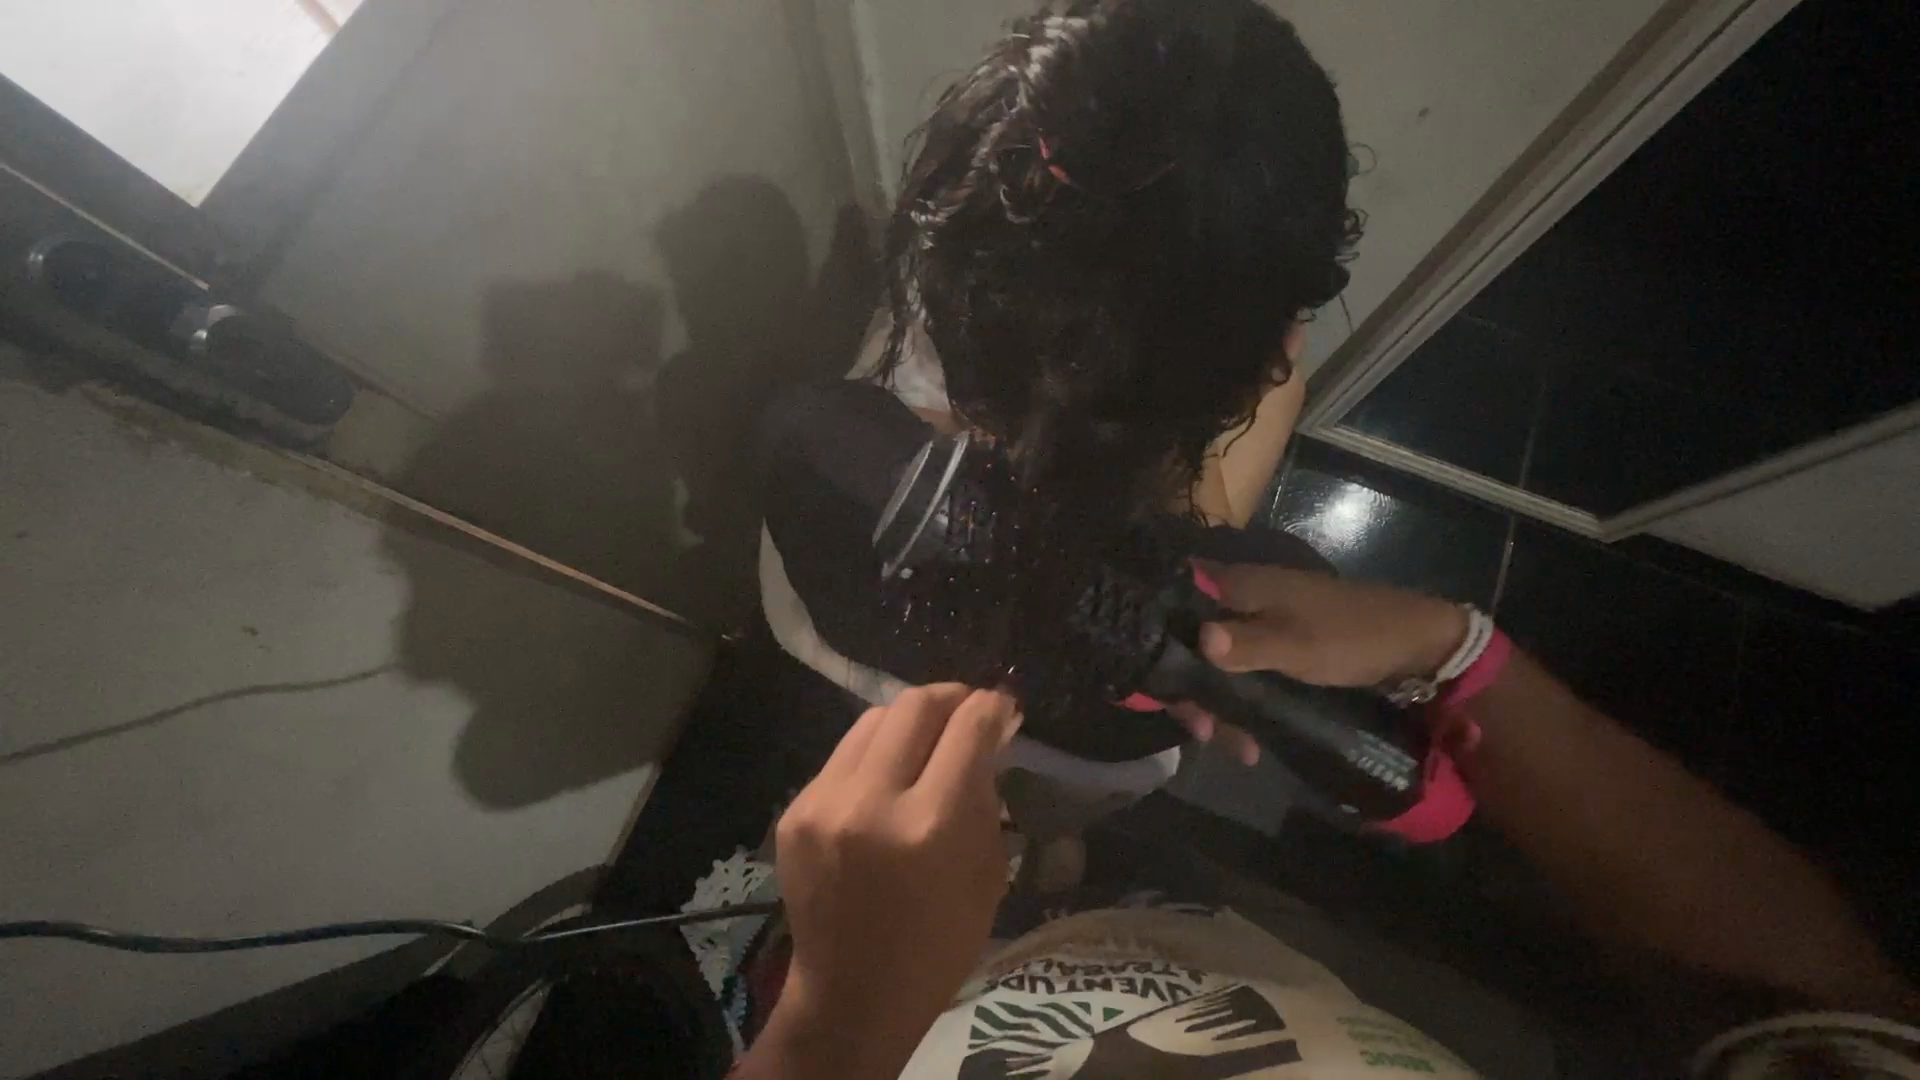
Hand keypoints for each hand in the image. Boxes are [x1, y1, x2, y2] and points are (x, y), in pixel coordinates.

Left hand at [756, 685, 1019, 1077]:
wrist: (853, 994)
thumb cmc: (938, 943)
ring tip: (928, 738)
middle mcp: (872, 800)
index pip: (967, 728)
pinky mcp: (796, 809)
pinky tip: (888, 777)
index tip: (1003, 706)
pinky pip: (845, 754)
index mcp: (930, 825)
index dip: (992, 706)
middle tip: (968, 710)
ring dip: (910, 719)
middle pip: (915, 705)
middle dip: (952, 696)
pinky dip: (876, 753)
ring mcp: (824, 802)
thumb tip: (986, 734)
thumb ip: (986, 794)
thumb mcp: (986, 872)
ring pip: (874, 718)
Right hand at [1173, 564, 1467, 765]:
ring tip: (1235, 746)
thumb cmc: (1351, 635)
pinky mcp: (1274, 640)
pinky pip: (1239, 669)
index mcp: (1234, 586)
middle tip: (1203, 731)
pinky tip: (1251, 736)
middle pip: (1189, 642)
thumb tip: (1201, 641)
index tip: (1163, 691)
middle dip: (1192, 690)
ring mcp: (1256, 619)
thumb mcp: (1297, 646)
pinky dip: (1240, 701)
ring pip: (1214, 662)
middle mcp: (1237, 597)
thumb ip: (1246, 645)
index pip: (1172, 608)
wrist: (1417, 642)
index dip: (1158, 646)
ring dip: (1218, 704)